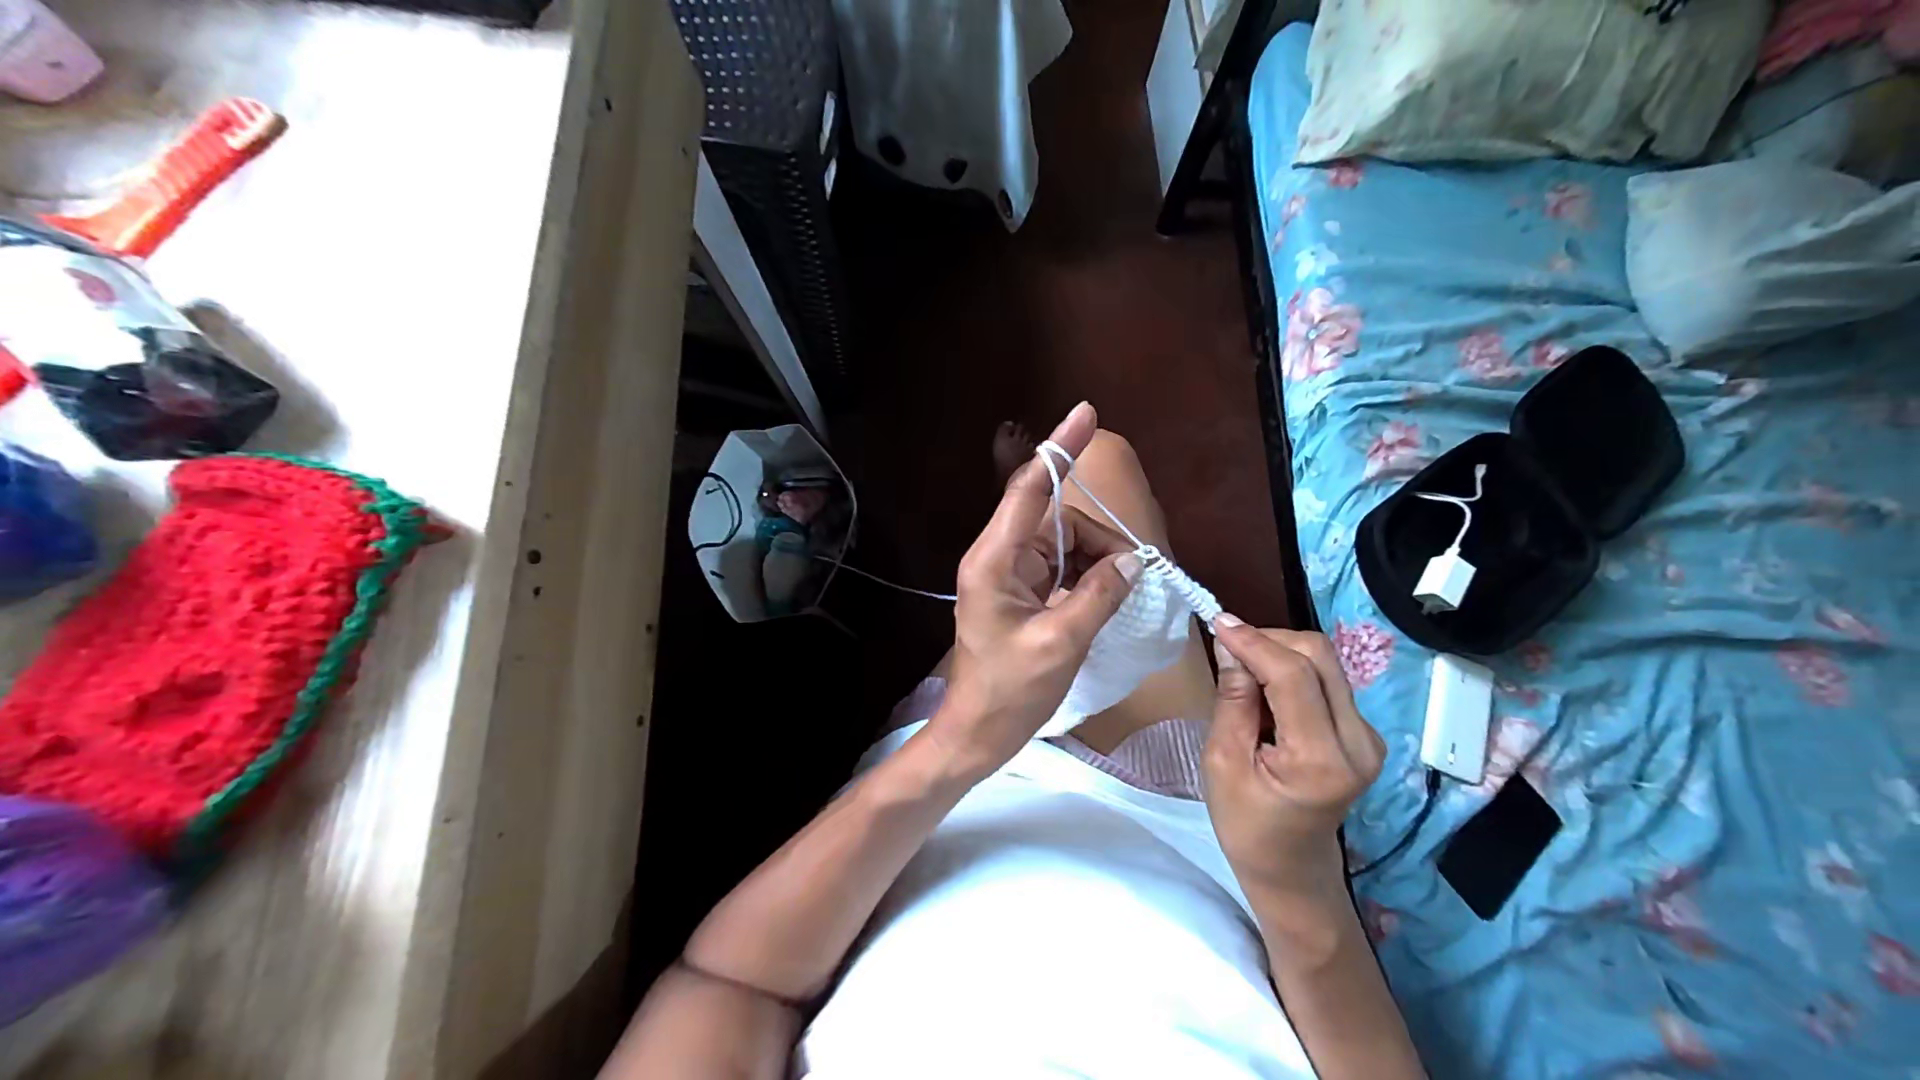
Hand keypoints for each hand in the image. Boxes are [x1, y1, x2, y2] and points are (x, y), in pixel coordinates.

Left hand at [926, 403, 1141, 777]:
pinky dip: (1086, 576)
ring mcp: (1009, 573)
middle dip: (1097, 540)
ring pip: (1063, 543)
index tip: (1086, 414)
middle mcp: (999, 555)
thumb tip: (1132, 561)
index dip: (1059, 450)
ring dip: (1095, 561)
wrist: (979, 730)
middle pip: (1057, 518)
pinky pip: (1060, 566)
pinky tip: (1100, 600)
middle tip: (1129, 575)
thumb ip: (1099, 594)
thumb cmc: (1010, 691)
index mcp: (995, 559)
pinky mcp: (1020, 590)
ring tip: (1112, 597)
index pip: (1029, 488)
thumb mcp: (1062, 642)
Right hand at [1203, 620, 1386, 910]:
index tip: (1218, 621)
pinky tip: (1264, 687)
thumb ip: (1233, 700)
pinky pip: (1326, 679)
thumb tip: (1230, 643)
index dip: (1255, 641)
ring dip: (1279, 651)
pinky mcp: (1363, 731)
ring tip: (1242, 670)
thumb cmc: (1246, 824)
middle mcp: (1359, 741)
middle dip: (1270, 639)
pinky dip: (1290, 668)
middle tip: (1228, 645)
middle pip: (1320, 657)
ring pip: (1325, 662)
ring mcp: (1367, 736)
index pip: (1294, 676)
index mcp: (1322, 759)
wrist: (1290, 868)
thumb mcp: (1222, 762)